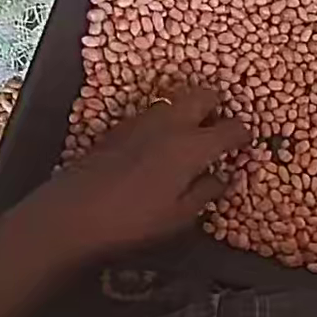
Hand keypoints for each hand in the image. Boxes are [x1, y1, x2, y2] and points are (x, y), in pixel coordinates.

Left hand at [0, 87, 249, 316]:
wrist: (71, 214)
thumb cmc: (133, 221)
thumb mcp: (179, 217)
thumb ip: (206, 192)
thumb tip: (223, 177)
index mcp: (192, 146)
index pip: (231, 128)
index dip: (243, 135)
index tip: (245, 143)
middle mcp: (170, 123)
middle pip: (204, 96)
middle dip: (218, 108)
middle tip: (219, 131)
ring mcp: (143, 120)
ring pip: (177, 101)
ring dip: (190, 113)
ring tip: (191, 140)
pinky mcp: (120, 126)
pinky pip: (155, 114)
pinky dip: (167, 122)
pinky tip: (160, 148)